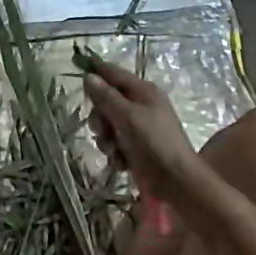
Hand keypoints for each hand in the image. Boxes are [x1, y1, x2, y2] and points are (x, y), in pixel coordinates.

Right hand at [83, 57, 202, 207]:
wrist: (176, 181)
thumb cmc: (154, 142)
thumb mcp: (128, 116)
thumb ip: (106, 96)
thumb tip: (89, 76)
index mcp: (143, 91)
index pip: (113, 73)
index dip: (96, 75)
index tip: (79, 82)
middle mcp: (141, 105)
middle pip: (107, 101)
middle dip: (100, 117)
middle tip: (102, 129)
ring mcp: (139, 127)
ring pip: (108, 125)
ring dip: (107, 138)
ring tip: (114, 150)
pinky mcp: (137, 147)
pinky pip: (115, 142)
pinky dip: (116, 152)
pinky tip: (122, 162)